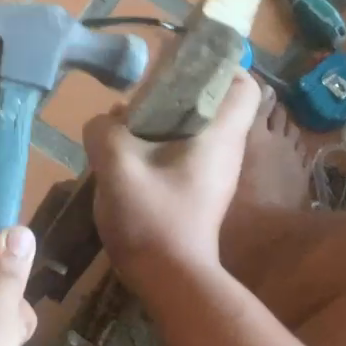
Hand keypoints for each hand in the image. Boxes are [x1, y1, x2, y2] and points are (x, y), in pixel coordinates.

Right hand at [81, 68, 262, 279]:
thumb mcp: (116, 166)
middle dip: (175, 97)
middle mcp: (226, 152)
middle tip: (136, 104)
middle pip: (211, 107)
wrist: (170, 279)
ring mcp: (214, 179)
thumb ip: (104, 132)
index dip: (217, 66)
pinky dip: (159, 154)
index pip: (243, 83)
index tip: (180, 68)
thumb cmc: (152, 217)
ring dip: (161, 128)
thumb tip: (103, 123)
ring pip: (193, 135)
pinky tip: (128, 167)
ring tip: (123, 136)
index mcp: (220, 135)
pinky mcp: (199, 199)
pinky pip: (183, 161)